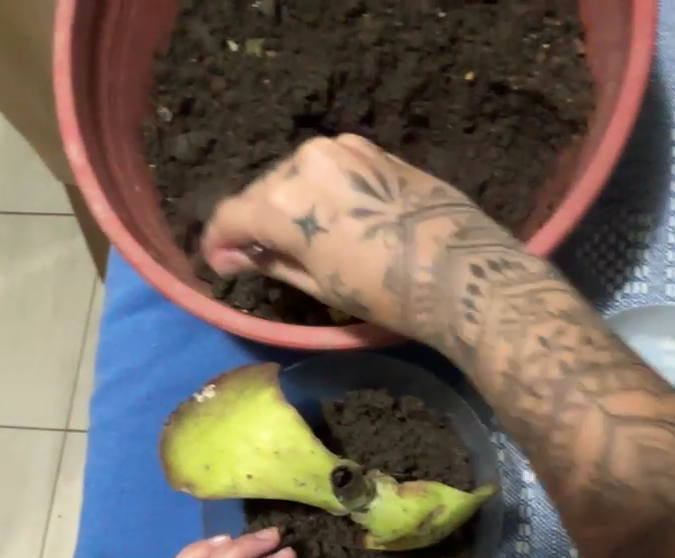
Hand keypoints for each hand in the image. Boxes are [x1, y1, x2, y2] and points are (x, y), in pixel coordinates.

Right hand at [199, 135, 510, 348]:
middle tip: (257, 258)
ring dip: (287, 206)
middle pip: (261, 192)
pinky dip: (318, 193)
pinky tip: (330, 220)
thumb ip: (269, 262)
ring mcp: (342, 149)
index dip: (218, 243)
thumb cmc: (385, 291)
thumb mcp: (319, 285)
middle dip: (254, 225)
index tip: (218, 264)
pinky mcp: (371, 149)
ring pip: (293, 176)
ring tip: (299, 242)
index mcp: (285, 201)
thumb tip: (233, 258)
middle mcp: (306, 161)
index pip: (231, 216)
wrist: (457, 270)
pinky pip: (327, 170)